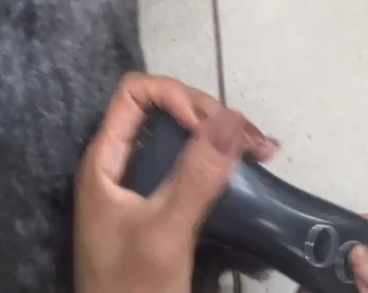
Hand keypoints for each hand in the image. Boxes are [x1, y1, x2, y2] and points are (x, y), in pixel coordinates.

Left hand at [75, 73, 278, 292]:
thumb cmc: (133, 291)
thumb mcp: (165, 234)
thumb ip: (195, 176)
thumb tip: (231, 115)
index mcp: (105, 160)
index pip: (134, 94)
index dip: (171, 95)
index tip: (205, 125)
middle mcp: (120, 164)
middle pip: (162, 109)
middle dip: (207, 114)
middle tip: (249, 137)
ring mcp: (138, 185)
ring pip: (179, 136)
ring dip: (220, 134)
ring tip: (262, 147)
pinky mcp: (158, 206)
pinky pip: (189, 164)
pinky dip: (220, 158)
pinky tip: (252, 161)